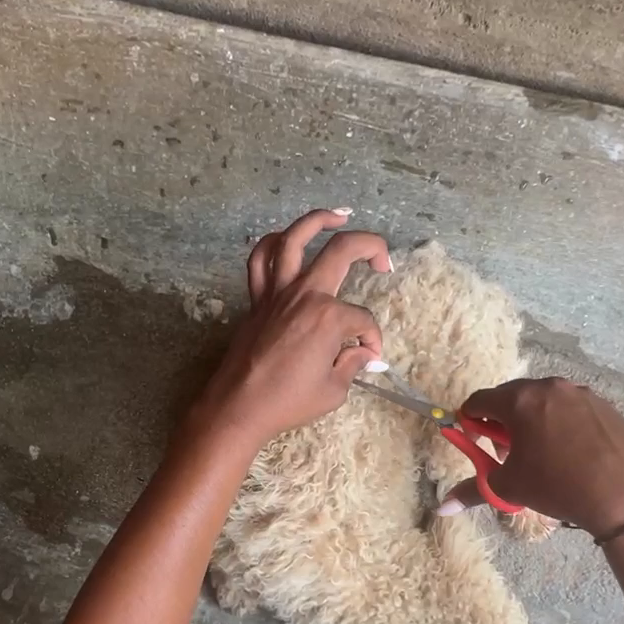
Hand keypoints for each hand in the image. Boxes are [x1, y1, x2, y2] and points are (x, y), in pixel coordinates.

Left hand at [192, 209, 390, 447]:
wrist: (239, 407)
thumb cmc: (288, 402)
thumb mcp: (333, 391)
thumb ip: (353, 364)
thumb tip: (365, 354)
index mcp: (329, 318)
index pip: (363, 321)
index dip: (373, 340)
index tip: (370, 357)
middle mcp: (304, 294)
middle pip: (342, 251)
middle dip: (372, 248)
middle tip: (384, 262)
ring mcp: (277, 293)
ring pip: (295, 238)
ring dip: (319, 219)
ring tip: (340, 215)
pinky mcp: (256, 299)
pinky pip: (260, 260)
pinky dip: (273, 243)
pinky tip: (287, 239)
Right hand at [438, 377, 623, 535]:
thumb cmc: (558, 485)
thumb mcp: (509, 487)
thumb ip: (472, 491)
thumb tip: (443, 507)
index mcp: (520, 400)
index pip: (479, 400)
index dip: (469, 422)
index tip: (474, 443)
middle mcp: (549, 387)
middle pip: (511, 397)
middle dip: (501, 422)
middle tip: (505, 453)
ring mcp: (580, 392)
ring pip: (542, 403)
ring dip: (530, 423)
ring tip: (539, 456)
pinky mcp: (604, 405)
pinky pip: (569, 409)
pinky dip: (558, 425)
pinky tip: (568, 455)